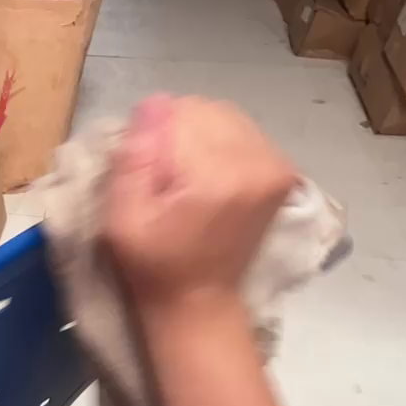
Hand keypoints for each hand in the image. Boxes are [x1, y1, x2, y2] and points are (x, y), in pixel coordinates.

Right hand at [103, 95, 297, 316]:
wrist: (197, 302)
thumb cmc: (151, 265)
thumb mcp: (122, 218)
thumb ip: (135, 158)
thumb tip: (152, 103)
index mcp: (221, 175)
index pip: (177, 115)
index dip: (148, 140)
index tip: (143, 178)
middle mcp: (260, 162)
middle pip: (203, 110)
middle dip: (174, 134)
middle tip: (160, 180)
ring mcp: (278, 165)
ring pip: (222, 116)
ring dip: (195, 138)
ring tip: (182, 180)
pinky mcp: (282, 171)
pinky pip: (240, 132)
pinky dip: (216, 146)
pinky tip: (203, 179)